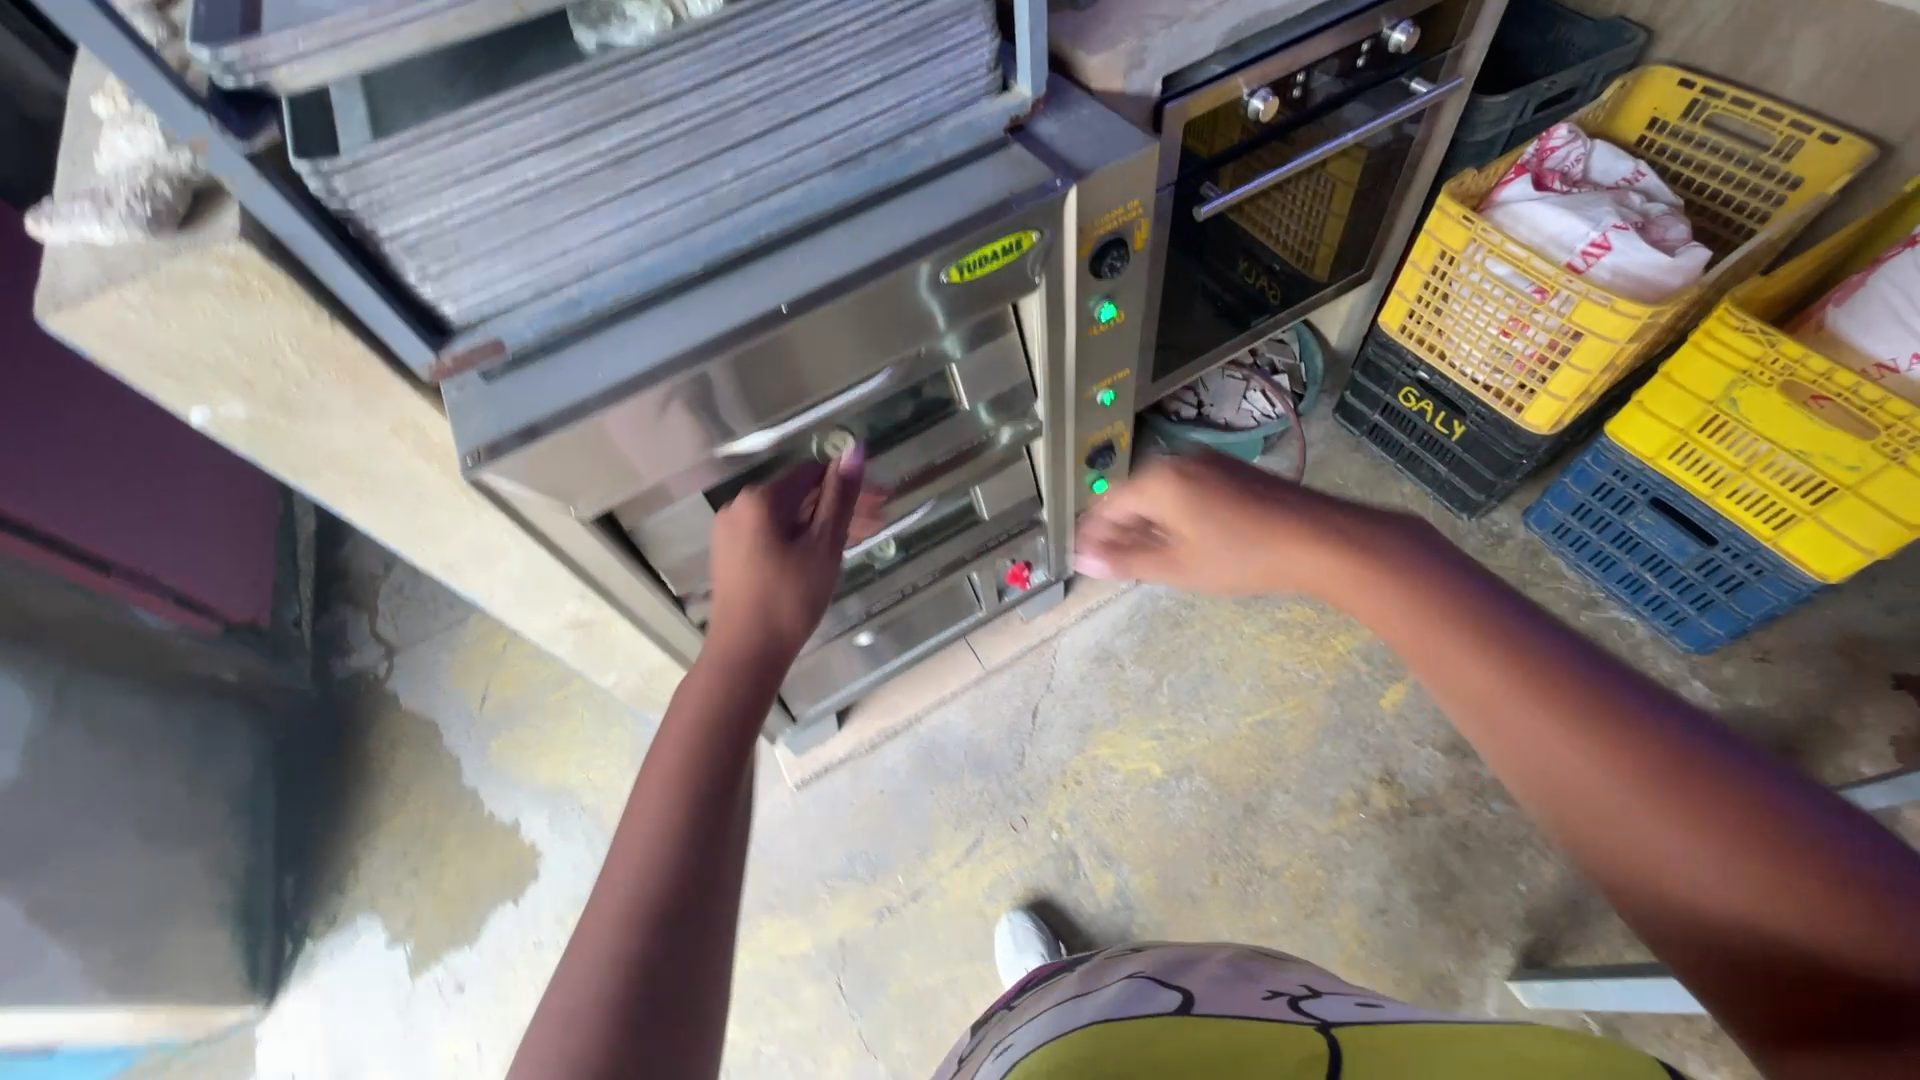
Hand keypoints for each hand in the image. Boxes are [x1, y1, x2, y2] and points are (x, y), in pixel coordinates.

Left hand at [706, 447, 865, 664]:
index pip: (813, 472)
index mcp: (760, 498)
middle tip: (877, 526)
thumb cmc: (790, 599)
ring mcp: (730, 531)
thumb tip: (854, 448)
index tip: (881, 502)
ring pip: (786, 516)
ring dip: (822, 523)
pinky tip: (821, 556)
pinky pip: (771, 533)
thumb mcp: (823, 546)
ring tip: (856, 543)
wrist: (746, 654)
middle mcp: (738, 506)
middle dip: (839, 505)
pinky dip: (799, 538)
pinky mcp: (730, 555)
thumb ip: (840, 496)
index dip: (849, 484)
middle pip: (799, 494)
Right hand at [1074, 450, 1401, 595]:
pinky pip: (1187, 490)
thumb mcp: (1176, 566)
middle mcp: (1180, 461)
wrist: (1319, 539)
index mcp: (1159, 479)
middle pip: (1134, 495)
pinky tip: (1182, 541)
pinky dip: (1174, 515)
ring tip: (1146, 558)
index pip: (1108, 504)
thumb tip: (1085, 560)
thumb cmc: (1241, 556)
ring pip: (1161, 493)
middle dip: (1121, 529)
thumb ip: (1125, 560)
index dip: (1093, 534)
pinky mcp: (1232, 472)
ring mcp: (1209, 463)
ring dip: (1148, 524)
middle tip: (1112, 563)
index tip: (1084, 559)